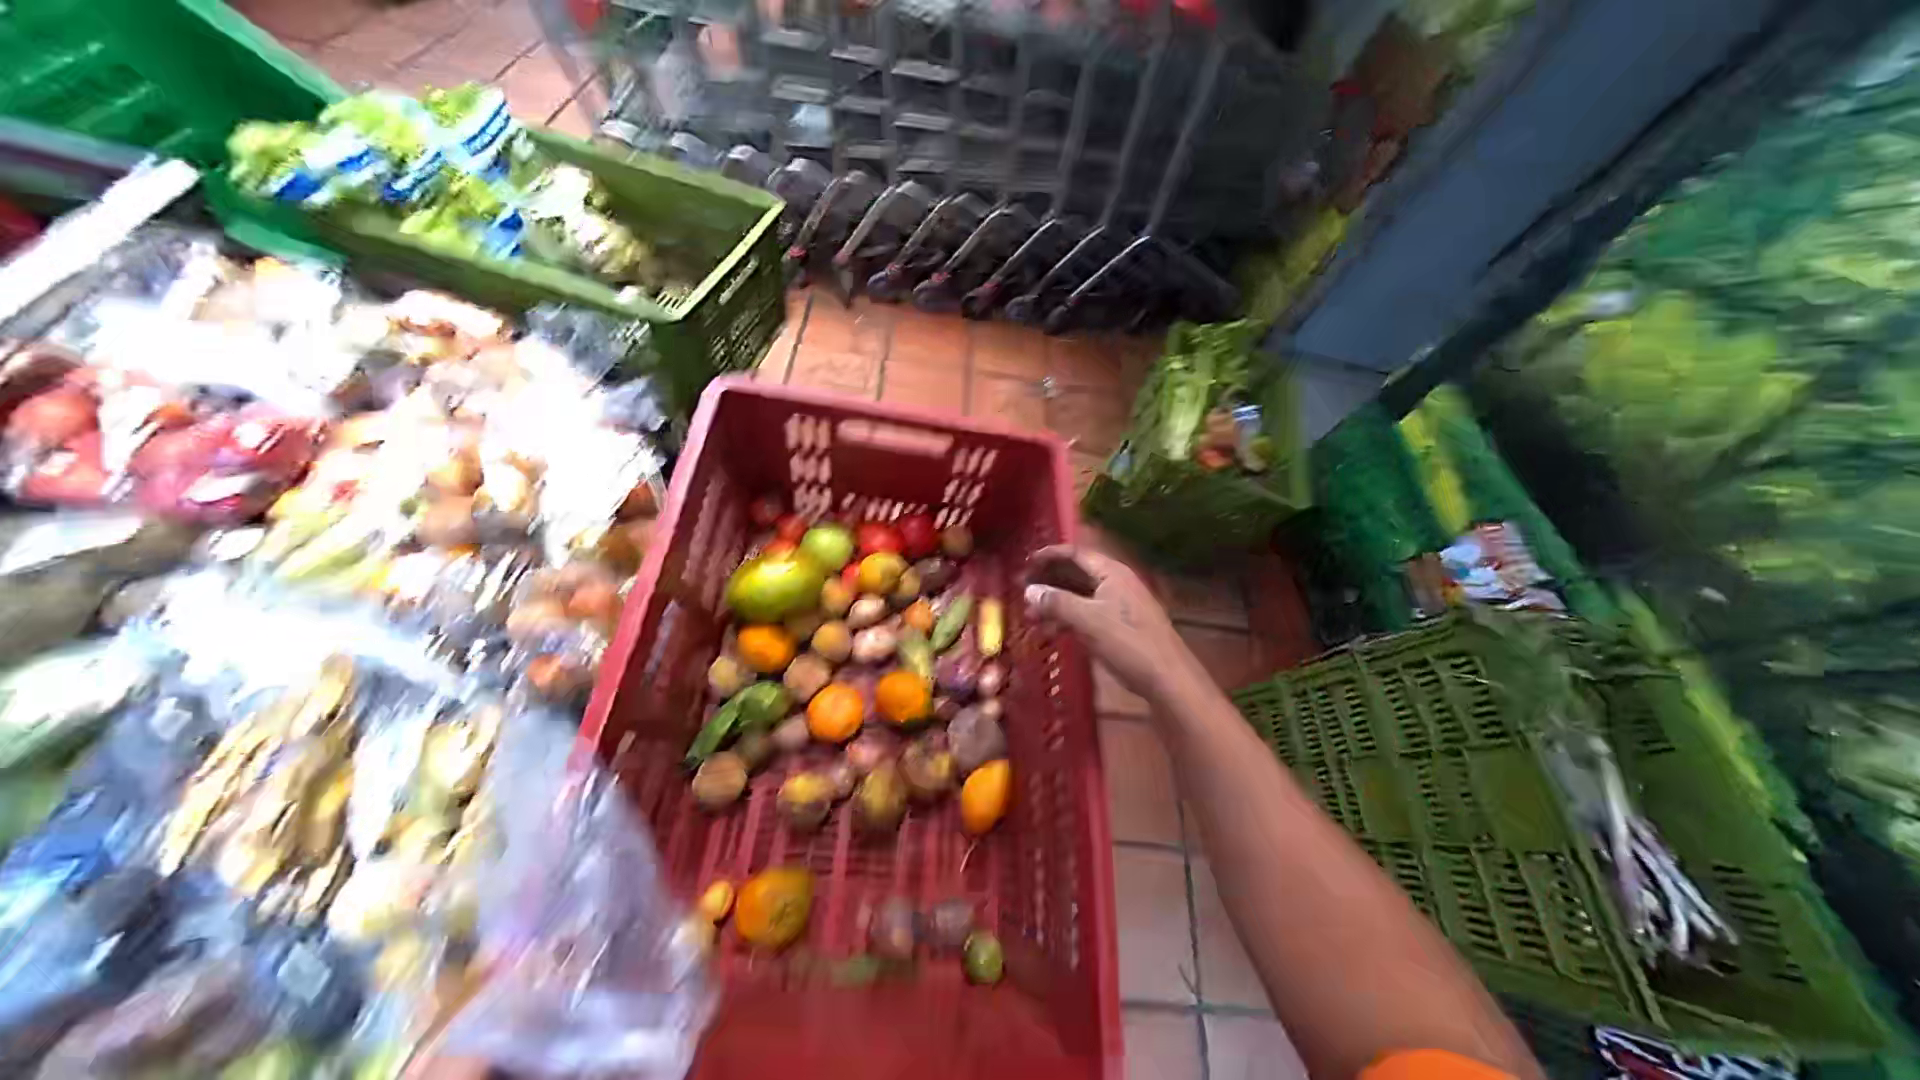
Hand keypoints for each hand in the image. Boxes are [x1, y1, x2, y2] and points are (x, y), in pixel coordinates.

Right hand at [1024, 545, 1196, 704]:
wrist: (1167, 678)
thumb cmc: (1128, 642)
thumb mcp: (1087, 620)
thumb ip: (1056, 602)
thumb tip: (1029, 590)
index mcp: (1111, 573)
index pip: (1075, 553)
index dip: (1049, 555)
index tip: (1025, 563)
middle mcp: (1116, 583)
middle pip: (1076, 573)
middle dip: (1048, 581)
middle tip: (1022, 591)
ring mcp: (1119, 605)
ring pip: (1080, 596)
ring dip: (1055, 603)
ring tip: (1030, 617)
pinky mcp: (1119, 626)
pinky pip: (1087, 614)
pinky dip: (1067, 619)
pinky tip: (1051, 633)